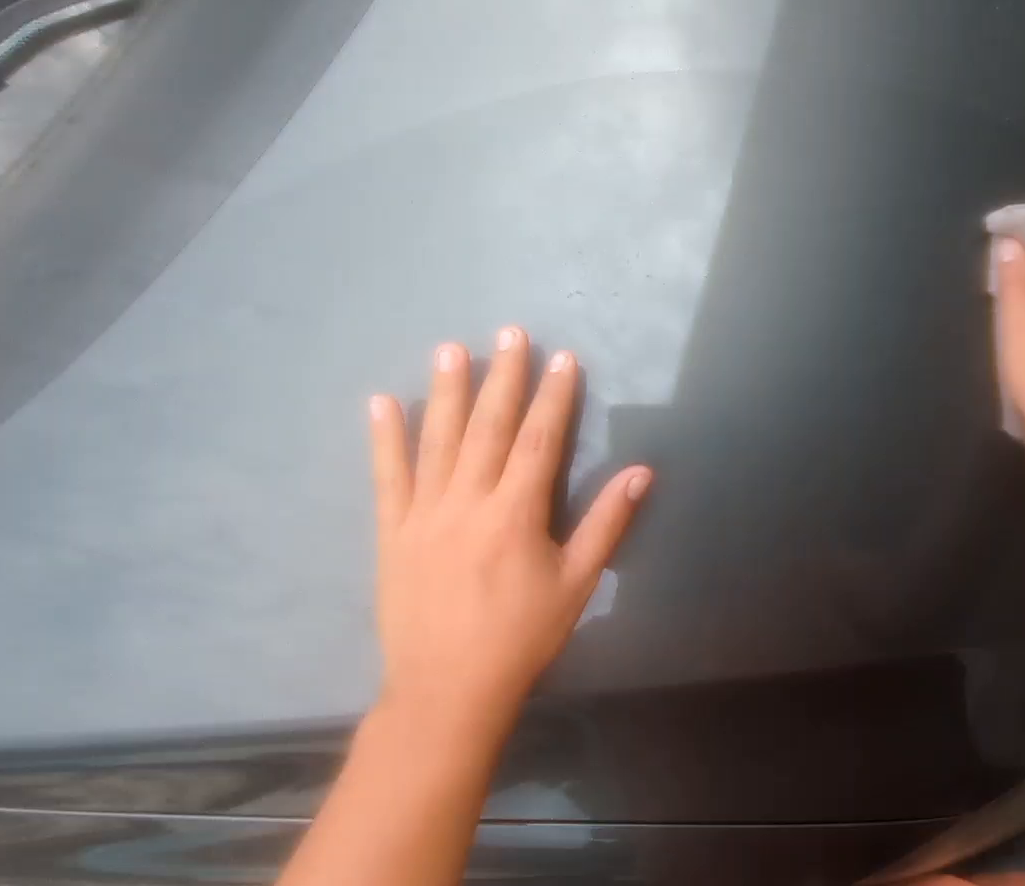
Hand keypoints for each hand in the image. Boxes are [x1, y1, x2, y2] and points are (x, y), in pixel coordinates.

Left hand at [366, 327, 651, 733]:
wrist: (446, 690)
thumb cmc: (523, 635)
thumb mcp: (578, 581)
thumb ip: (607, 522)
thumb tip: (642, 471)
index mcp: (515, 514)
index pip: (539, 441)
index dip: (553, 397)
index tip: (562, 358)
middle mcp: (467, 503)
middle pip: (488, 428)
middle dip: (503, 377)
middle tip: (509, 333)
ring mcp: (423, 515)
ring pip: (438, 442)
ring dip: (447, 392)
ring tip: (451, 349)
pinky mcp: (392, 533)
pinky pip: (387, 478)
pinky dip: (385, 439)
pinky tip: (382, 404)